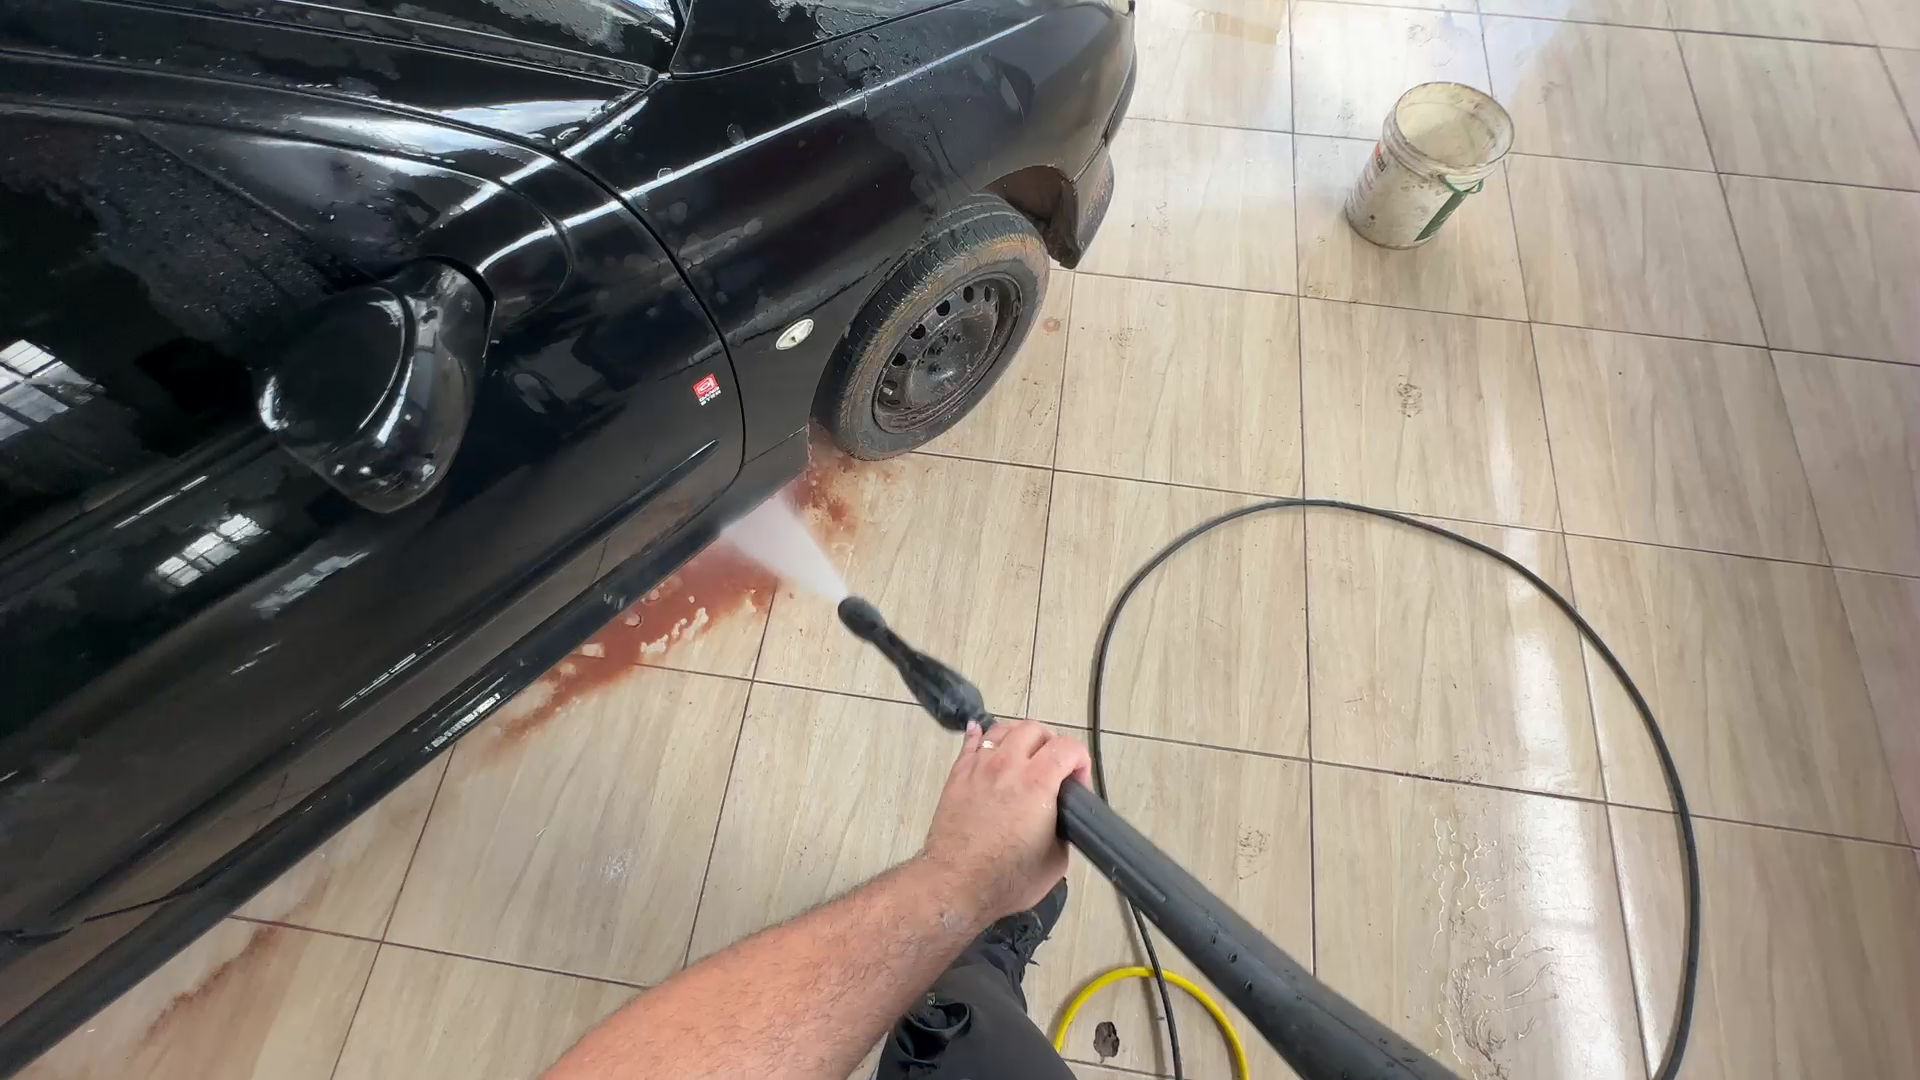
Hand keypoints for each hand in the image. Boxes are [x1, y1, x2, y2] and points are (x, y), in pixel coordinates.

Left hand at [919, 719, 1092, 924]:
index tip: (1078, 781)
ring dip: (1019, 736)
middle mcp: (1008, 765)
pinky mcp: (958, 774)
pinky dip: (981, 735)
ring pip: (1003, 729)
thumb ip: (1064, 828)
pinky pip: (970, 742)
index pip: (1066, 747)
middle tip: (1054, 765)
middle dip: (1051, 742)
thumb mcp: (1056, 861)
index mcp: (1037, 783)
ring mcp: (980, 766)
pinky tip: (984, 736)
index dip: (1080, 761)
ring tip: (1025, 753)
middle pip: (1034, 729)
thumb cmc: (1006, 878)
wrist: (956, 883)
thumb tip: (1058, 817)